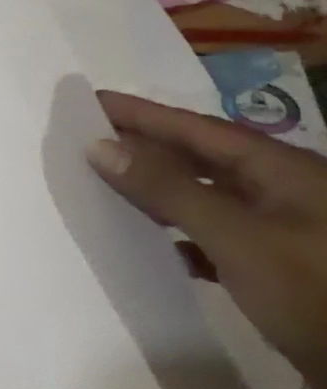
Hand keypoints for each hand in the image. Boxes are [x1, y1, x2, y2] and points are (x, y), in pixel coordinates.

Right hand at [88, 90, 326, 388]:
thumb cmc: (311, 288)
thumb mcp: (235, 236)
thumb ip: (165, 188)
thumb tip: (96, 145)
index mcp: (287, 172)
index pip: (199, 129)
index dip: (142, 113)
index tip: (87, 100)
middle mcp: (290, 194)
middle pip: (205, 159)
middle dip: (146, 149)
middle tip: (84, 140)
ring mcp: (291, 233)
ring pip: (211, 197)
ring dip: (160, 191)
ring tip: (105, 186)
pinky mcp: (287, 269)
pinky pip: (220, 233)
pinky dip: (183, 231)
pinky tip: (155, 242)